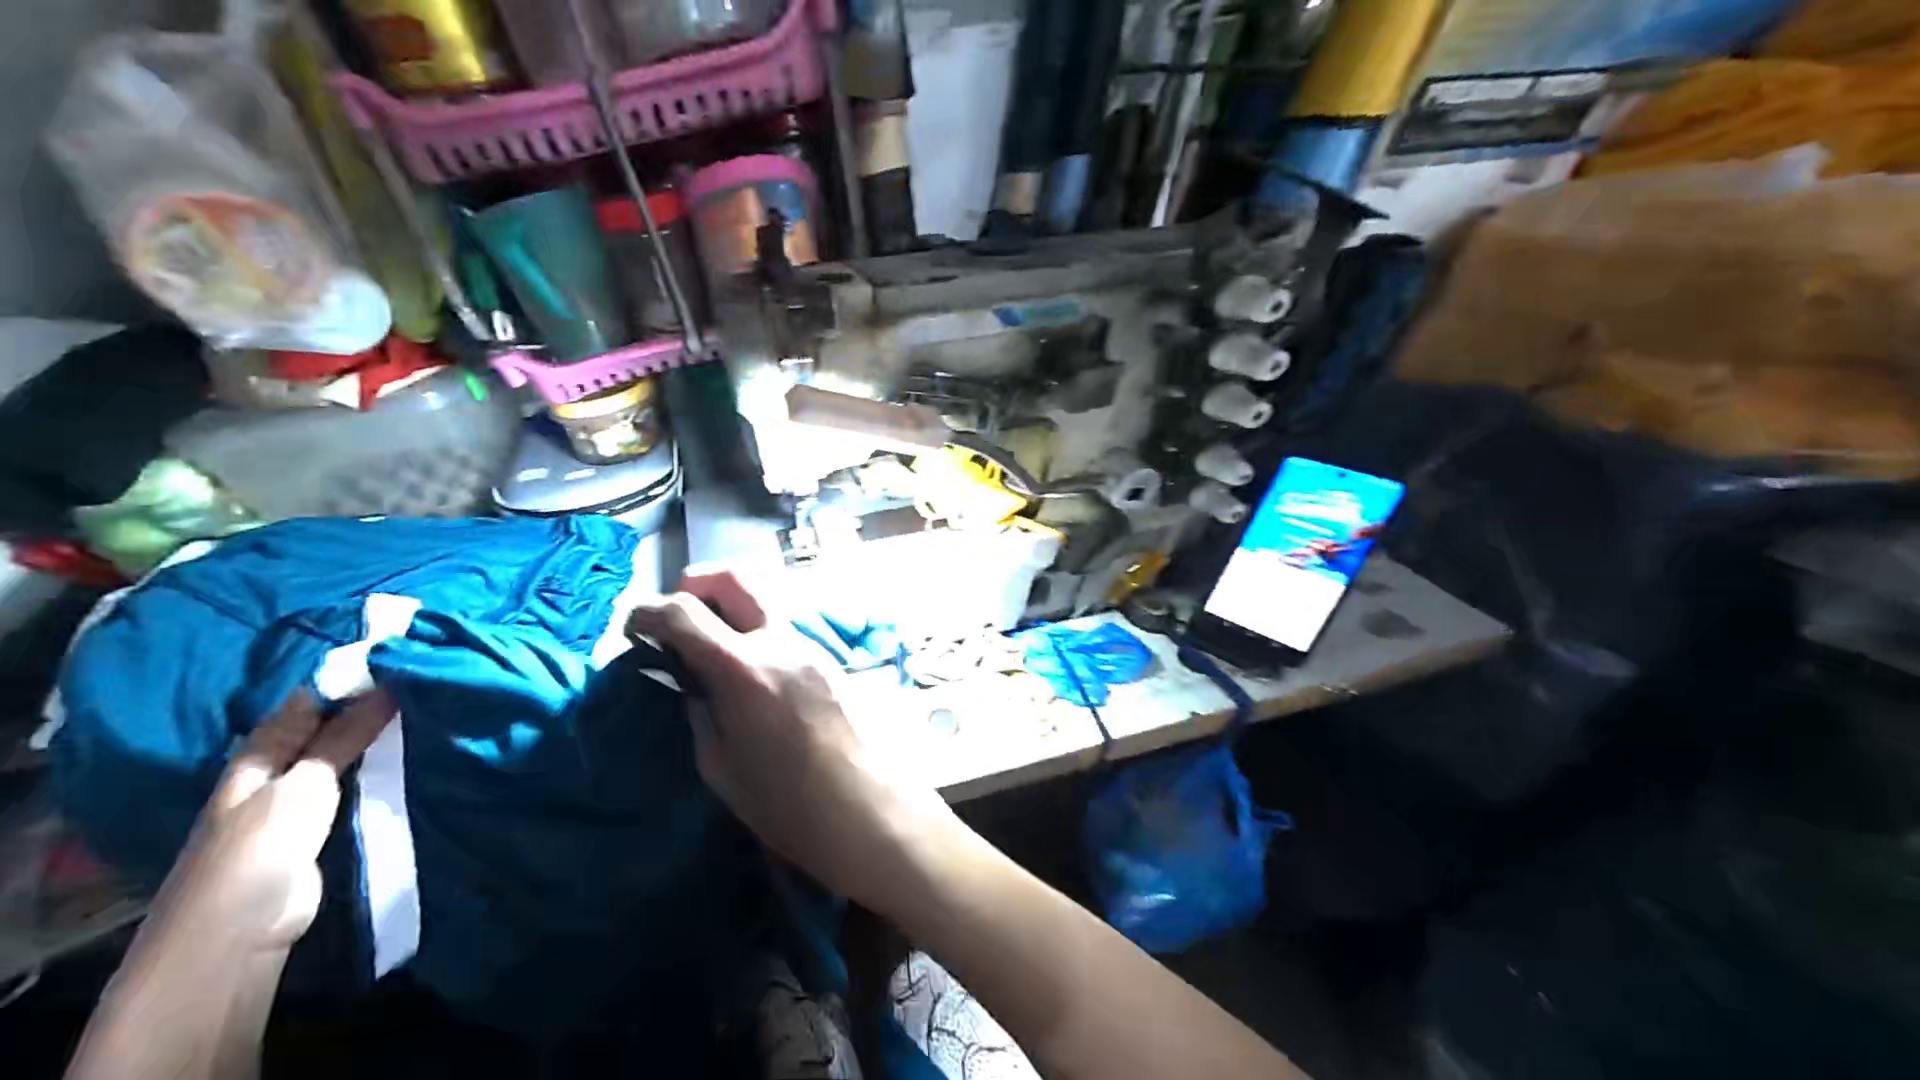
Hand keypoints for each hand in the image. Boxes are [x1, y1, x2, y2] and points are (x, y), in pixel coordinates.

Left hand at [145, 689, 395, 953]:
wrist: (238, 932)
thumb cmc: (261, 846)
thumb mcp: (306, 782)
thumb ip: (343, 736)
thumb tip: (384, 684)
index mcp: (256, 757)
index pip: (302, 704)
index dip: (343, 681)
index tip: (395, 658)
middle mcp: (271, 775)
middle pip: (321, 730)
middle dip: (362, 707)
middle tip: (419, 681)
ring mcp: (293, 805)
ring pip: (338, 758)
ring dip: (371, 739)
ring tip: (421, 712)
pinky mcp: (316, 831)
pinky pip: (349, 788)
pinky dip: (372, 770)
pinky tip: (402, 759)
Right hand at [628, 569, 956, 908]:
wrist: (872, 814)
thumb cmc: (789, 807)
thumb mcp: (721, 766)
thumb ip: (700, 710)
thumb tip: (688, 680)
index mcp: (744, 669)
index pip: (684, 612)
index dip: (648, 612)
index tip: (633, 629)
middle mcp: (781, 643)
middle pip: (734, 579)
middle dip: (694, 584)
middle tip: (673, 617)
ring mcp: (813, 648)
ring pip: (763, 602)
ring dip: (728, 610)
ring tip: (708, 648)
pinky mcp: (832, 662)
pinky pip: (784, 631)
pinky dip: (756, 635)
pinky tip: (748, 674)